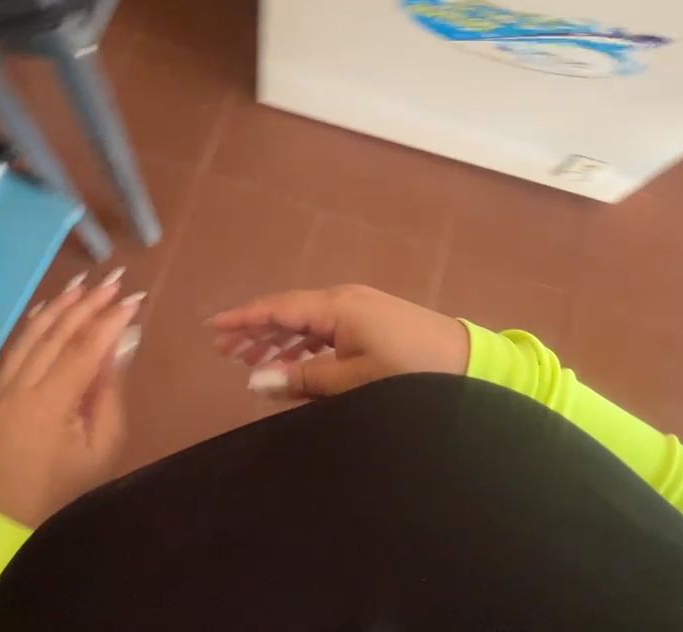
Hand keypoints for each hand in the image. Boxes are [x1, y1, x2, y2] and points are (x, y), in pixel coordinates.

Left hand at [0, 270, 144, 527]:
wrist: (16, 526)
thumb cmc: (71, 490)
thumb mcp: (104, 446)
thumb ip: (110, 390)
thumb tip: (121, 341)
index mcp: (48, 407)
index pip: (84, 350)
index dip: (110, 321)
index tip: (134, 298)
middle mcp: (20, 391)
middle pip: (57, 335)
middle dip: (88, 304)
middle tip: (115, 280)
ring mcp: (2, 392)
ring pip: (32, 336)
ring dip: (59, 306)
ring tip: (85, 283)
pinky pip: (15, 350)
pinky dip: (34, 324)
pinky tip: (50, 307)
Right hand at [207, 285, 468, 400]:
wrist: (470, 366)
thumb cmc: (408, 374)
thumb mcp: (352, 382)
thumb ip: (302, 379)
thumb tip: (254, 381)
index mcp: (337, 307)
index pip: (279, 309)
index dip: (244, 319)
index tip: (213, 329)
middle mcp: (344, 300)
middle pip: (289, 312)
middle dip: (256, 331)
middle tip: (224, 352)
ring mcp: (360, 309)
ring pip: (306, 322)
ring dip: (278, 340)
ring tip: (250, 361)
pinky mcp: (373, 321)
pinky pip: (325, 329)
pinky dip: (303, 345)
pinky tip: (293, 363)